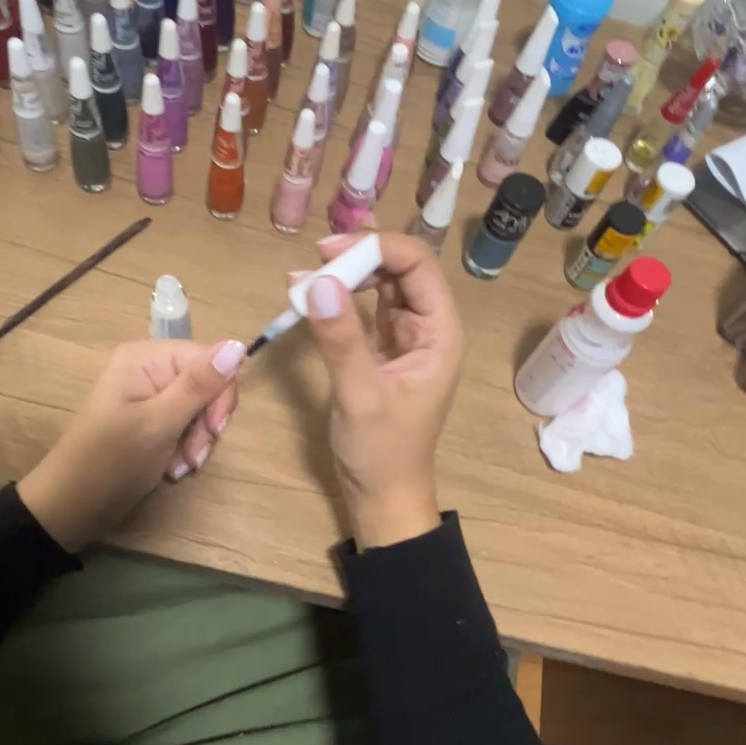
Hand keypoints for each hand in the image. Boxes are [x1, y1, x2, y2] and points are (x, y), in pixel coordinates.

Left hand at [19, 338, 244, 551]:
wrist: (72, 508)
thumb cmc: (111, 462)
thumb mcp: (159, 423)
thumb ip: (199, 385)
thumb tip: (239, 343)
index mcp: (146, 358)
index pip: (209, 359)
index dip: (220, 394)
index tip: (215, 430)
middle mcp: (149, 369)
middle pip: (207, 384)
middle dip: (207, 424)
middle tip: (193, 456)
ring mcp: (150, 396)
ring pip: (200, 409)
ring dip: (197, 442)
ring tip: (180, 468)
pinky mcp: (151, 421)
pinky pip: (186, 426)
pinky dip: (186, 449)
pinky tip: (174, 469)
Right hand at [301, 233, 465, 548]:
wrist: (383, 496)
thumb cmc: (382, 452)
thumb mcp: (360, 395)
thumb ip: (340, 338)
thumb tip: (316, 282)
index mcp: (440, 333)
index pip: (418, 266)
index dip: (377, 248)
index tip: (329, 251)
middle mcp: (426, 328)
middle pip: (400, 269)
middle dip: (360, 256)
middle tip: (314, 258)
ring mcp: (404, 339)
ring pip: (381, 287)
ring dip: (347, 274)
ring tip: (305, 273)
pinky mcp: (381, 352)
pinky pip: (363, 311)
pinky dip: (339, 299)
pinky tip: (310, 293)